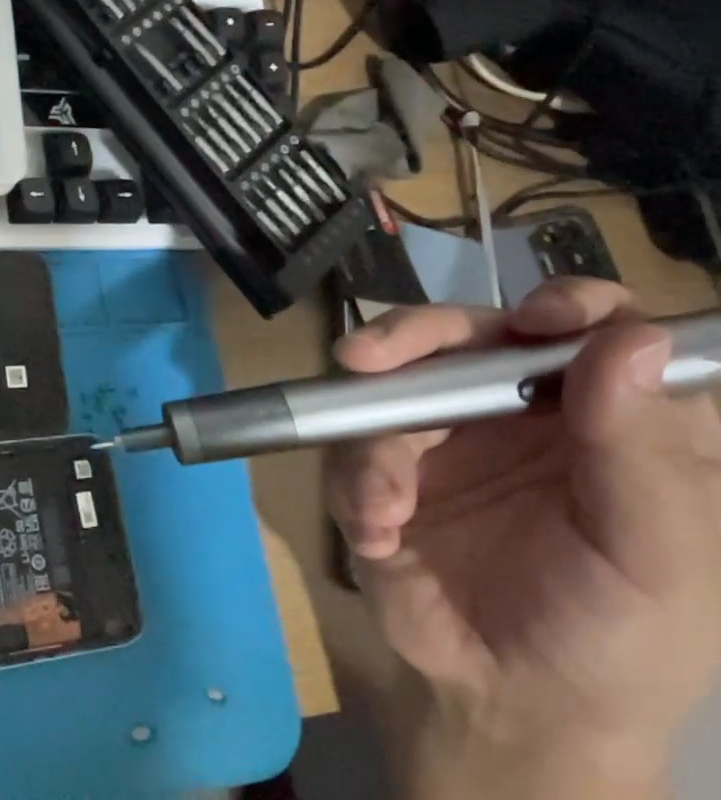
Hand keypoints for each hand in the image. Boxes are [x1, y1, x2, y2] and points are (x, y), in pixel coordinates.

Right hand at [327, 279, 720, 799]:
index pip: (597, 333)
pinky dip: (356, 487)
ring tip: (380, 503)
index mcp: (612, 423)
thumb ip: (646, 452)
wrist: (504, 701)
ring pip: (389, 388)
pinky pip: (349, 453)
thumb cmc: (619, 636)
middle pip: (469, 339)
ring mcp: (442, 442)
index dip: (572, 308)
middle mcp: (521, 417)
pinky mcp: (380, 474)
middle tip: (367, 356)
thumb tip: (628, 338)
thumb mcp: (659, 554)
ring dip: (373, 442)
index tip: (542, 318)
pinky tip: (377, 531)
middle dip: (415, 338)